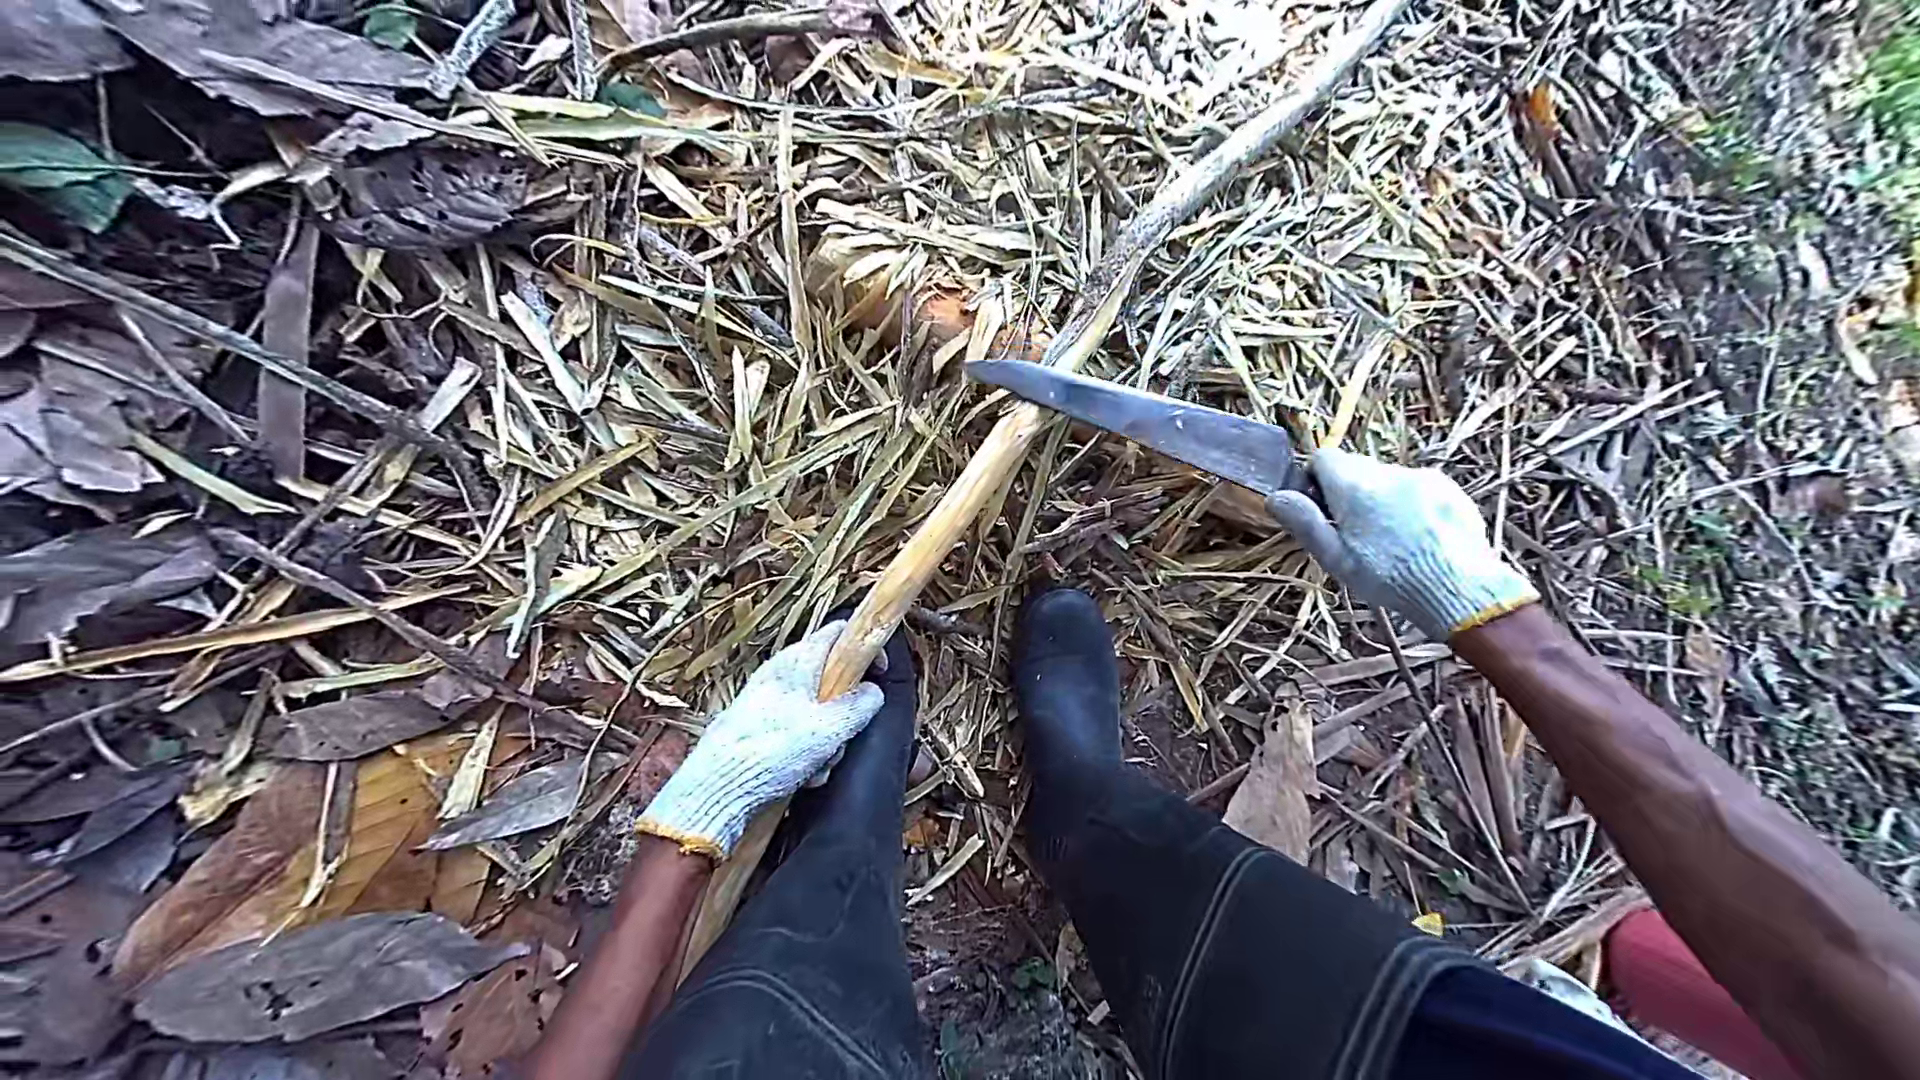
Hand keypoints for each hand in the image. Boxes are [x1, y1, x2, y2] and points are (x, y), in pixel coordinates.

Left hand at [636, 620, 881, 857]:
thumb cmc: (773, 749)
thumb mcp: (831, 726)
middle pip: (831, 678)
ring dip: (828, 738)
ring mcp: (767, 699)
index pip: (840, 632)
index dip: (865, 647)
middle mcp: (781, 672)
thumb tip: (875, 692)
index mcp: (799, 659)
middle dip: (846, 711)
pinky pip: (796, 730)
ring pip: (816, 709)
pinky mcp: (758, 725)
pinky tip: (803, 776)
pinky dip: (806, 751)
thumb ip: (861, 704)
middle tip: (845, 735)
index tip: (879, 672)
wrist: (716, 789)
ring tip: (819, 765)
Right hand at [1264, 448, 1536, 639]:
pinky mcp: (1449, 489)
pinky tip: (1413, 536)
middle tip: (1349, 529)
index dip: (1314, 479)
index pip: (1323, 458)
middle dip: (1345, 490)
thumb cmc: (1389, 578)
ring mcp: (1423, 479)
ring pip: (1384, 478)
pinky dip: (1406, 504)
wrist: (1460, 590)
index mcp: (1354, 487)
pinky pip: (1414, 487)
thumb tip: (1275, 496)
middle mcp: (1388, 473)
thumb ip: (1304, 521)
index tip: (1319, 508)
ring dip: (1376, 498)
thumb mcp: (1334, 557)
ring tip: (1385, 539)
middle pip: (1354, 467)